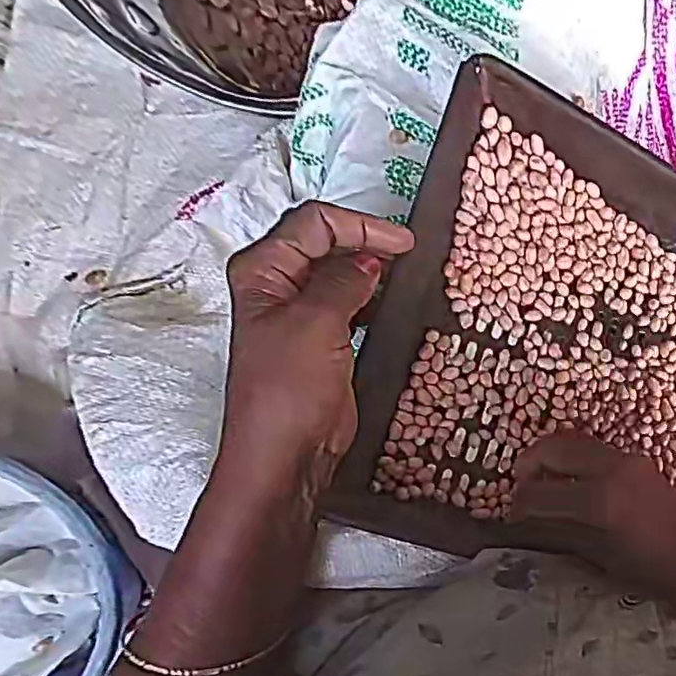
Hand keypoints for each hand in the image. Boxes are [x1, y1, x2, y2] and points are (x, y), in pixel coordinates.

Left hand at [220, 201, 413, 491]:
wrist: (287, 451)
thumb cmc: (288, 389)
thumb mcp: (316, 324)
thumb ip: (343, 283)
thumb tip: (368, 261)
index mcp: (264, 270)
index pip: (315, 225)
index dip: (362, 227)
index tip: (405, 243)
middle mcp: (280, 288)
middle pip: (327, 246)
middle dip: (368, 245)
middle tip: (412, 256)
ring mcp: (304, 317)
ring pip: (342, 278)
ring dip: (373, 274)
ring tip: (409, 278)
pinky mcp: (326, 344)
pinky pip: (352, 310)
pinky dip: (374, 303)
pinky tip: (395, 307)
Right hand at [510, 433, 675, 599]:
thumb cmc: (651, 570)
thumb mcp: (600, 556)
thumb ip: (562, 530)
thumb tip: (530, 518)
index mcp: (600, 502)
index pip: (541, 492)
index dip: (520, 504)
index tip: (514, 515)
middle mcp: (613, 470)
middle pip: (554, 448)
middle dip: (529, 465)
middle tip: (522, 489)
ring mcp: (628, 461)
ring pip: (575, 443)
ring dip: (552, 458)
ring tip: (544, 485)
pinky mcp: (638, 462)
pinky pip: (595, 451)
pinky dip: (575, 461)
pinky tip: (572, 485)